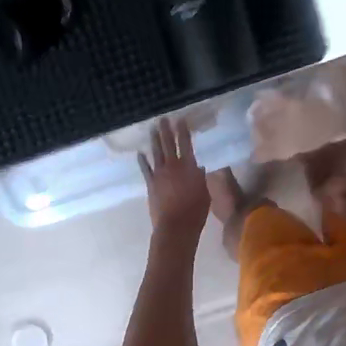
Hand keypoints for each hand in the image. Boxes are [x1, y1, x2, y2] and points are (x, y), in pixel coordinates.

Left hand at [138, 118, 209, 240]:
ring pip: (156, 153)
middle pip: (168, 144)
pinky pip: (146, 169)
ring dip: (154, 140)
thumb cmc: (196, 210)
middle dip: (166, 130)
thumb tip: (197, 168)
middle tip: (163, 119)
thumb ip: (200, 178)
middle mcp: (172, 166)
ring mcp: (159, 174)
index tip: (180, 119)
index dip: (183, 131)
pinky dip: (143, 160)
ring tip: (153, 129)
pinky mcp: (151, 184)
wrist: (176, 226)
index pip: (185, 143)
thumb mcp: (205, 192)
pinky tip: (140, 153)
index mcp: (188, 166)